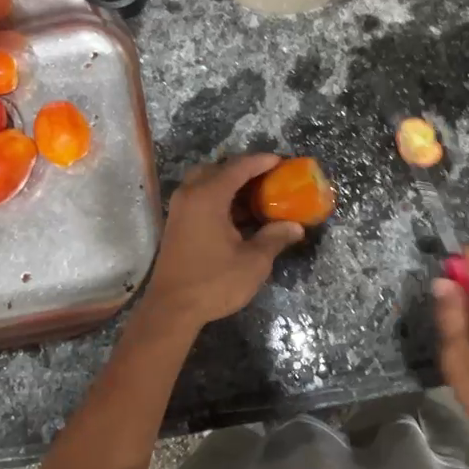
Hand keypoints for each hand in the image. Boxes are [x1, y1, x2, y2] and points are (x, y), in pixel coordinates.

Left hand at [140, 154, 304, 331]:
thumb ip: (274, 238)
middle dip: (243, 170)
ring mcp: (179, 209)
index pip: (238, 167)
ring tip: (256, 197)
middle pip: (218, 169)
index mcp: (208, 196)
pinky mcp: (176, 223)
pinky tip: (237, 216)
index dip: (261, 161)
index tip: (281, 160)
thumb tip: (296, 227)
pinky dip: (218, 198)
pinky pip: (199, 197)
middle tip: (267, 179)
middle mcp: (190, 194)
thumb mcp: (253, 262)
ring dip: (229, 185)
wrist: (171, 308)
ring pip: (205, 183)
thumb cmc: (214, 282)